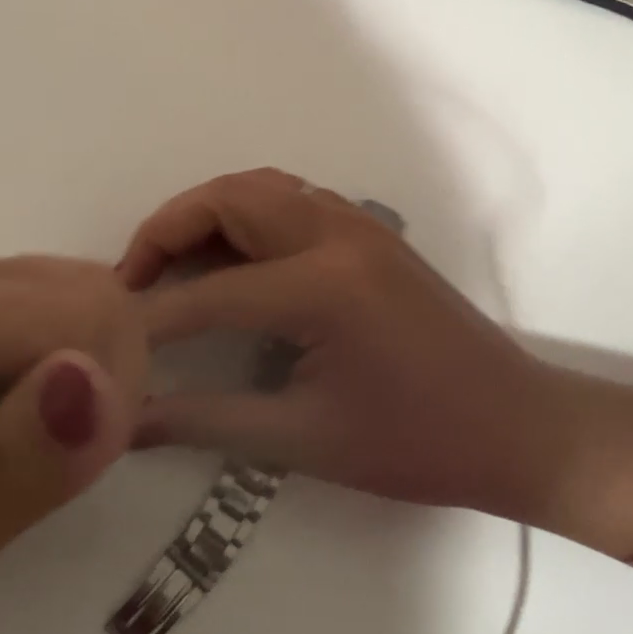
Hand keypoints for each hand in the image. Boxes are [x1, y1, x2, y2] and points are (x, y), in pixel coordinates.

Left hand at [0, 256, 146, 633]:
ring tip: (42, 453)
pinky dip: (86, 367)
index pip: (64, 314)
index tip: (73, 474)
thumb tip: (96, 382)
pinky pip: (74, 310)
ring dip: (100, 378)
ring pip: (88, 297)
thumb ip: (2, 472)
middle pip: (84, 294)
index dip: (100, 397)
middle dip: (106, 384)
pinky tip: (41, 425)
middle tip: (57, 469)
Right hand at [120, 168, 585, 521]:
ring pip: (255, 189)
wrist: (526, 431)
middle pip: (224, 200)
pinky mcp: (367, 235)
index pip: (207, 294)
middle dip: (163, 234)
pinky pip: (285, 202)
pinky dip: (238, 220)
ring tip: (169, 271)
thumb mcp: (303, 439)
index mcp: (322, 287)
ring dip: (201, 218)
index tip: (106, 345)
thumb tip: (127, 423)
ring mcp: (356, 226)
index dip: (148, 321)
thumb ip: (204, 422)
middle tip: (131, 286)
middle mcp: (336, 235)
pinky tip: (224, 266)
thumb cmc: (418, 444)